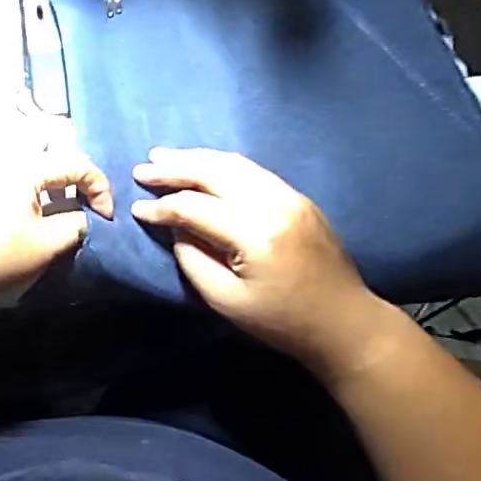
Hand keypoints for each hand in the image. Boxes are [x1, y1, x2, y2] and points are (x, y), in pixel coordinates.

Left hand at [0, 149, 114, 307]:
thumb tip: (83, 216)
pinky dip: (25, 190)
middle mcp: (2, 157)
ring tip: (54, 216)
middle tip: (82, 211)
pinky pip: (6, 177)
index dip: (101, 189)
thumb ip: (77, 224)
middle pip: (52, 157)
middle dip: (75, 182)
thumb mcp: (46, 245)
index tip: (105, 218)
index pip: (79, 163)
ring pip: (28, 167)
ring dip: (50, 187)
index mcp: (25, 166)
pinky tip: (23, 216)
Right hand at [131, 147, 398, 372]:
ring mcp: (290, 196)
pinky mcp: (298, 197)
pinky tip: (203, 166)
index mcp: (254, 233)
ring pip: (234, 164)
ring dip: (196, 159)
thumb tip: (176, 226)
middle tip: (143, 169)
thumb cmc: (281, 321)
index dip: (161, 208)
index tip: (136, 209)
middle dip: (174, 169)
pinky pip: (253, 170)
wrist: (344, 322)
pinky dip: (221, 164)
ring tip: (165, 158)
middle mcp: (273, 203)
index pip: (195, 207)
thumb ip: (193, 258)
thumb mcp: (225, 300)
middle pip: (214, 173)